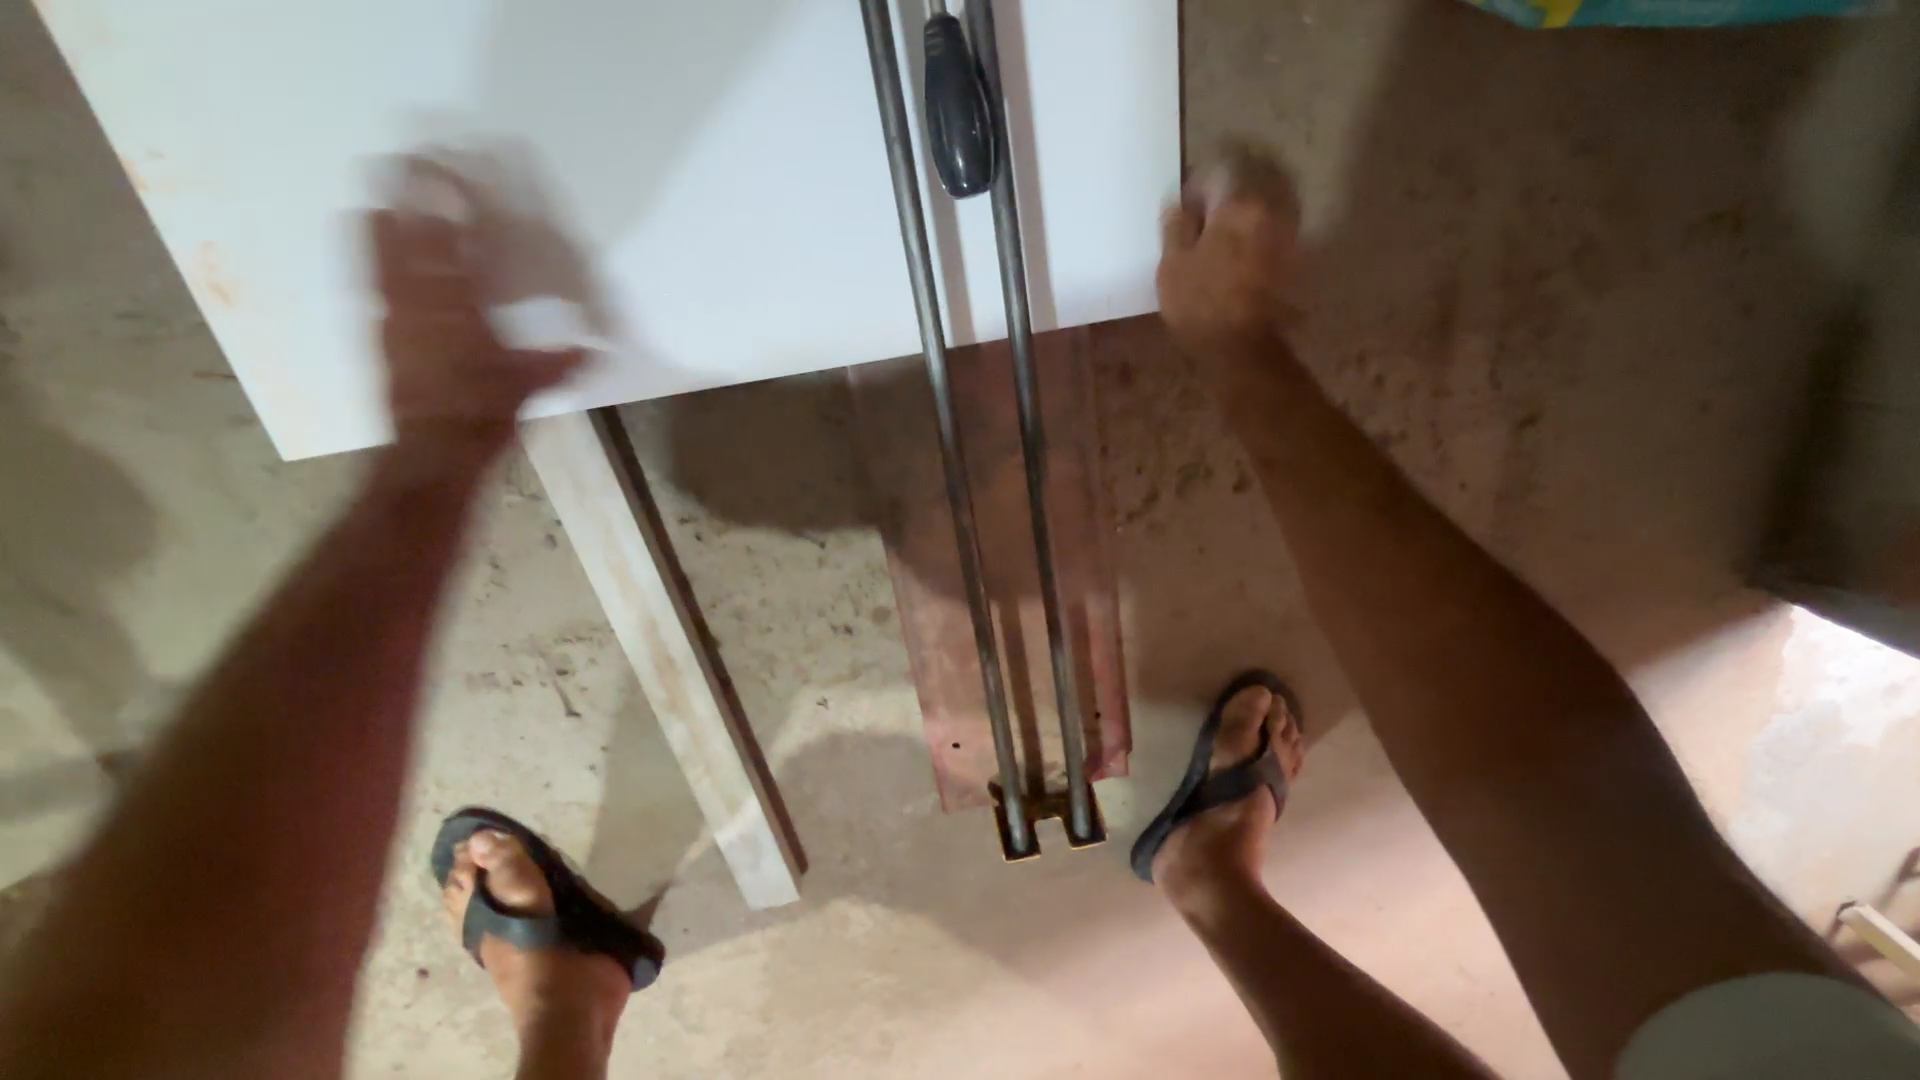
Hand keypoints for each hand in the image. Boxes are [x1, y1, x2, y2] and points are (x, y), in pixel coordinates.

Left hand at [367, 172, 583, 461]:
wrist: (429, 454)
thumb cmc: (482, 416)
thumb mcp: (530, 387)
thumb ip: (560, 362)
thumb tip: (596, 348)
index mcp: (458, 309)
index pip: (452, 241)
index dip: (450, 202)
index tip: (455, 168)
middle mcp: (416, 302)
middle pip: (404, 232)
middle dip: (407, 191)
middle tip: (413, 156)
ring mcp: (388, 313)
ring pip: (376, 248)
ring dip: (380, 210)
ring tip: (380, 178)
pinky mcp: (374, 328)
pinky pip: (366, 275)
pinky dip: (367, 246)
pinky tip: (365, 229)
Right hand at [1156, 144, 1300, 358]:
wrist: (1240, 348)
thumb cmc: (1199, 304)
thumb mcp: (1172, 264)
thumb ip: (1177, 225)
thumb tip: (1181, 202)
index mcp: (1239, 204)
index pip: (1220, 170)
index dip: (1199, 182)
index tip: (1187, 201)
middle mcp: (1272, 209)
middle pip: (1253, 180)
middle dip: (1230, 187)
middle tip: (1208, 207)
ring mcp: (1289, 234)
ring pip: (1270, 202)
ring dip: (1250, 206)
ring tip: (1228, 224)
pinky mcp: (1295, 258)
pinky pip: (1278, 228)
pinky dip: (1263, 228)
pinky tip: (1246, 245)